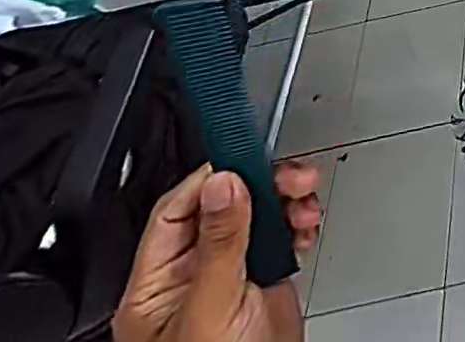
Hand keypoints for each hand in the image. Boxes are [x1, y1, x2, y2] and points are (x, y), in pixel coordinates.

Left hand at [114, 162, 323, 341]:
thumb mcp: (214, 306)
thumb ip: (221, 243)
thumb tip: (223, 184)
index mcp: (158, 283)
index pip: (178, 210)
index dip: (213, 179)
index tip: (248, 159)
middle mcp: (191, 272)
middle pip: (226, 202)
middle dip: (266, 184)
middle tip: (294, 179)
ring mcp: (230, 271)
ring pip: (259, 210)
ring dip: (289, 199)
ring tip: (306, 207)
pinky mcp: (263, 272)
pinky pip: (281, 227)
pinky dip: (300, 219)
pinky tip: (305, 228)